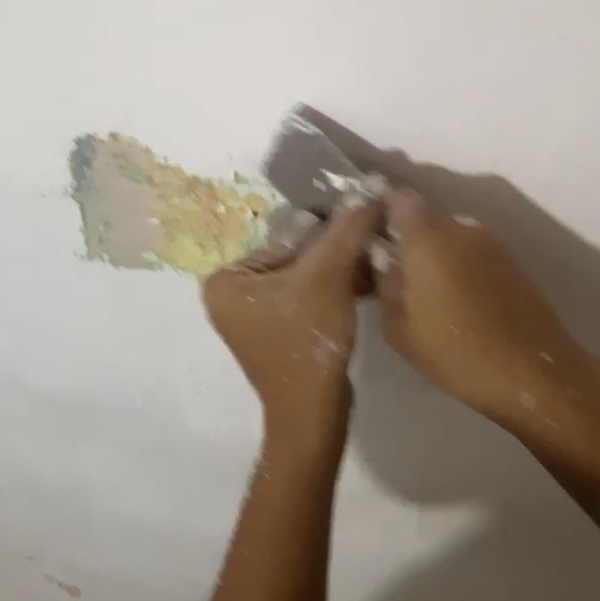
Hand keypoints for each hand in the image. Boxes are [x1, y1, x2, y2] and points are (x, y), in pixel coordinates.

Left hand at [203, 199, 381, 438]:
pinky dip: (334, 290)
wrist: (314, 413)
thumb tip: (367, 187)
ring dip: (340, 269)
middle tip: (373, 237)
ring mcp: (253, 318)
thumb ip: (344, 230)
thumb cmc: (307, 341)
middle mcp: (231, 296)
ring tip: (375, 258)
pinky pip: (307, 299)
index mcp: (224, 280)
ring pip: (306, 279)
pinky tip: (367, 280)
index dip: (326, 232)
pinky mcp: (278, 334)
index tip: (361, 222)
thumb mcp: (327, 276)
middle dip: (334, 252)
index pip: (284, 239)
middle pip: (295, 258)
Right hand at [374, 189, 599, 424]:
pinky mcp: (510, 261)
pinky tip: (456, 300)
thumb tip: (383, 258)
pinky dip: (458, 266)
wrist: (533, 374)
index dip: (383, 207)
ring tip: (427, 292)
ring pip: (449, 236)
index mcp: (426, 240)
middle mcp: (459, 229)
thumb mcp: (399, 328)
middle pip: (425, 218)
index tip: (370, 232)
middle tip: (395, 273)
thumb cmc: (456, 353)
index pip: (399, 198)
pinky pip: (471, 252)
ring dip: (435, 254)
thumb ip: (385, 284)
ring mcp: (489, 243)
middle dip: (407, 239)